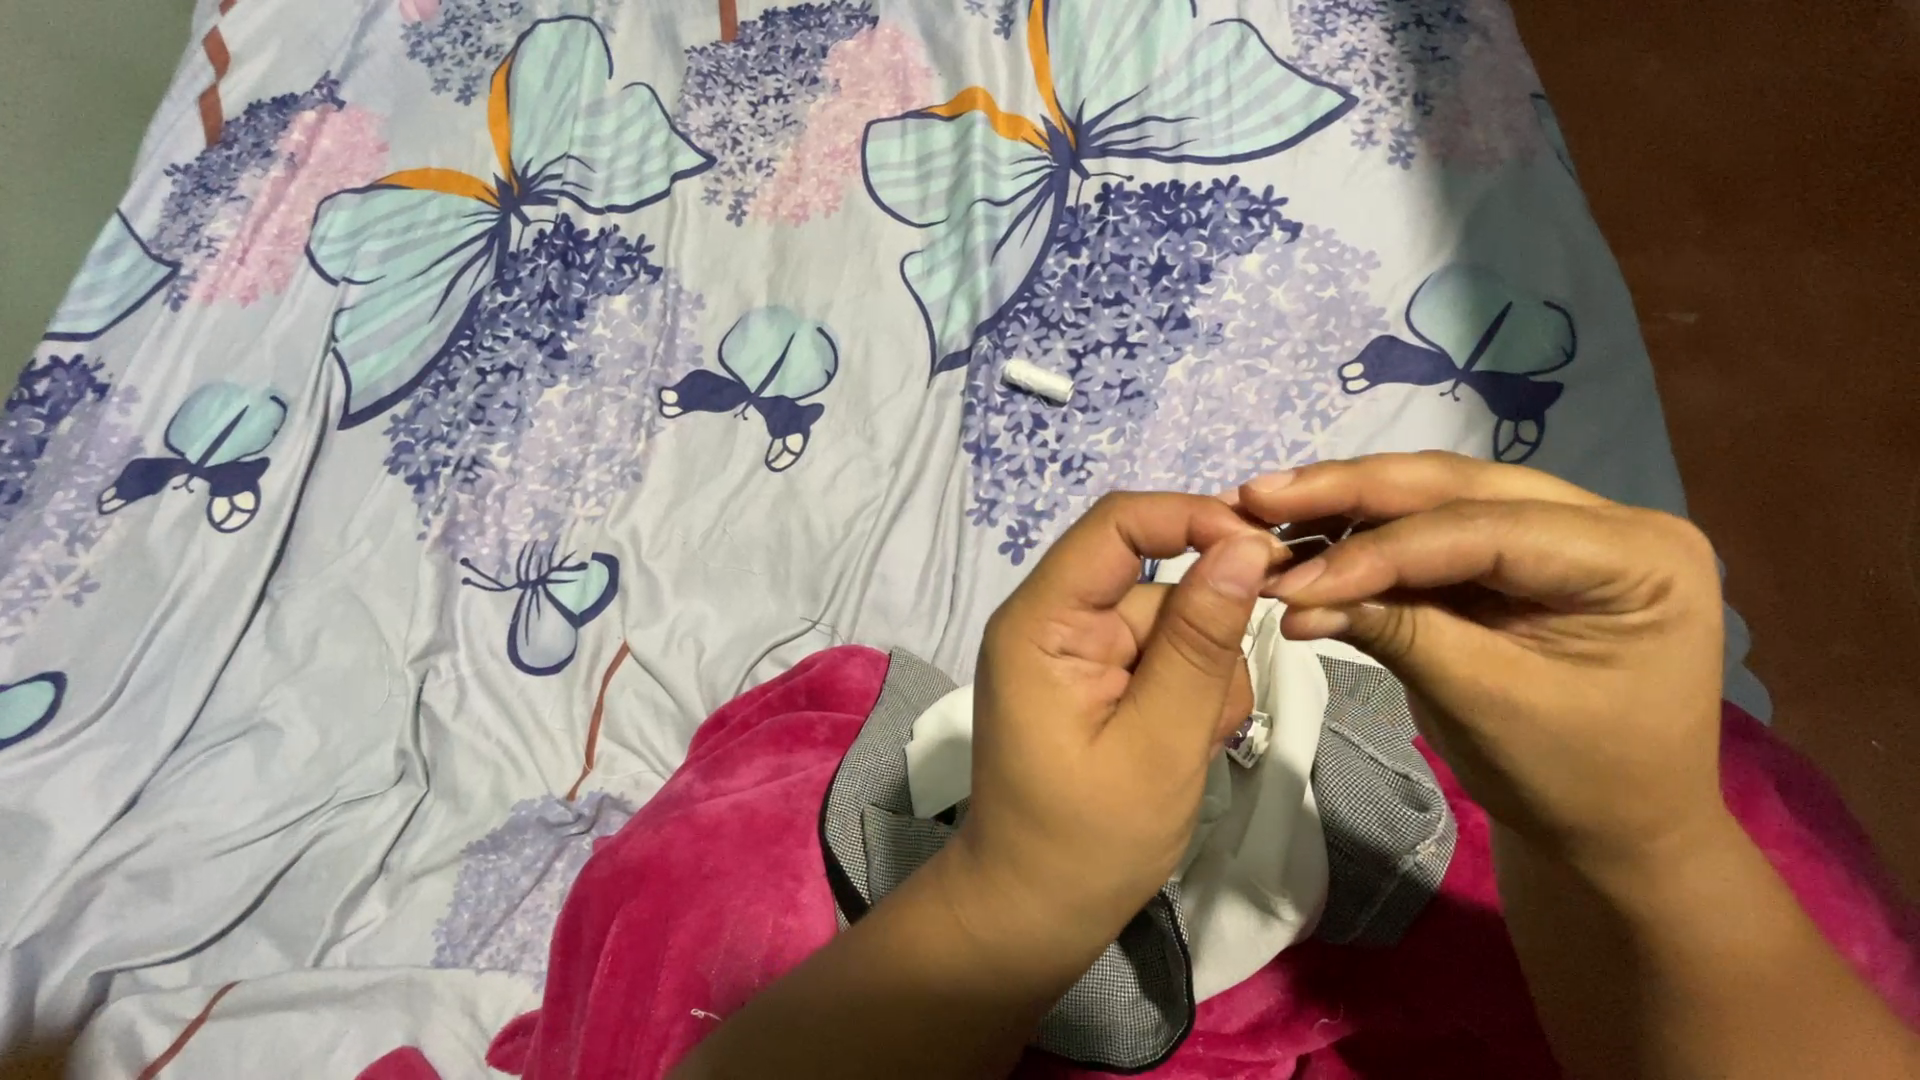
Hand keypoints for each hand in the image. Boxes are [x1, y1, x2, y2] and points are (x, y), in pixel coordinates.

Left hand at [947, 493, 1281, 972]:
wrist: (1035, 911)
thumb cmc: (1085, 841)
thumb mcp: (1159, 744)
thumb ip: (1201, 644)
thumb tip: (1243, 546)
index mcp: (1041, 621)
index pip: (1116, 524)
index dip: (1192, 518)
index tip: (1264, 555)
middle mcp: (1053, 620)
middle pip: (1156, 582)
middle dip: (1204, 640)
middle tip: (1210, 717)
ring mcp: (1077, 652)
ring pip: (1173, 624)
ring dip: (1203, 678)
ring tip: (1188, 747)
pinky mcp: (1098, 680)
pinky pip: (1165, 659)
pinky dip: (1191, 696)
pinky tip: (1182, 747)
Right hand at [1234, 452, 1728, 875]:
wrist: (1608, 826)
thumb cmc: (1570, 775)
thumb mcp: (1482, 701)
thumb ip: (1393, 630)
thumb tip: (1290, 593)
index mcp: (1634, 557)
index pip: (1479, 530)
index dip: (1375, 552)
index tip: (1286, 580)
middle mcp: (1601, 521)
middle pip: (1450, 487)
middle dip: (1346, 491)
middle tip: (1258, 494)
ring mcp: (1554, 530)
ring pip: (1429, 495)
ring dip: (1343, 504)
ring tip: (1265, 508)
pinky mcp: (1508, 553)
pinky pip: (1422, 530)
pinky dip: (1357, 538)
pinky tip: (1301, 537)